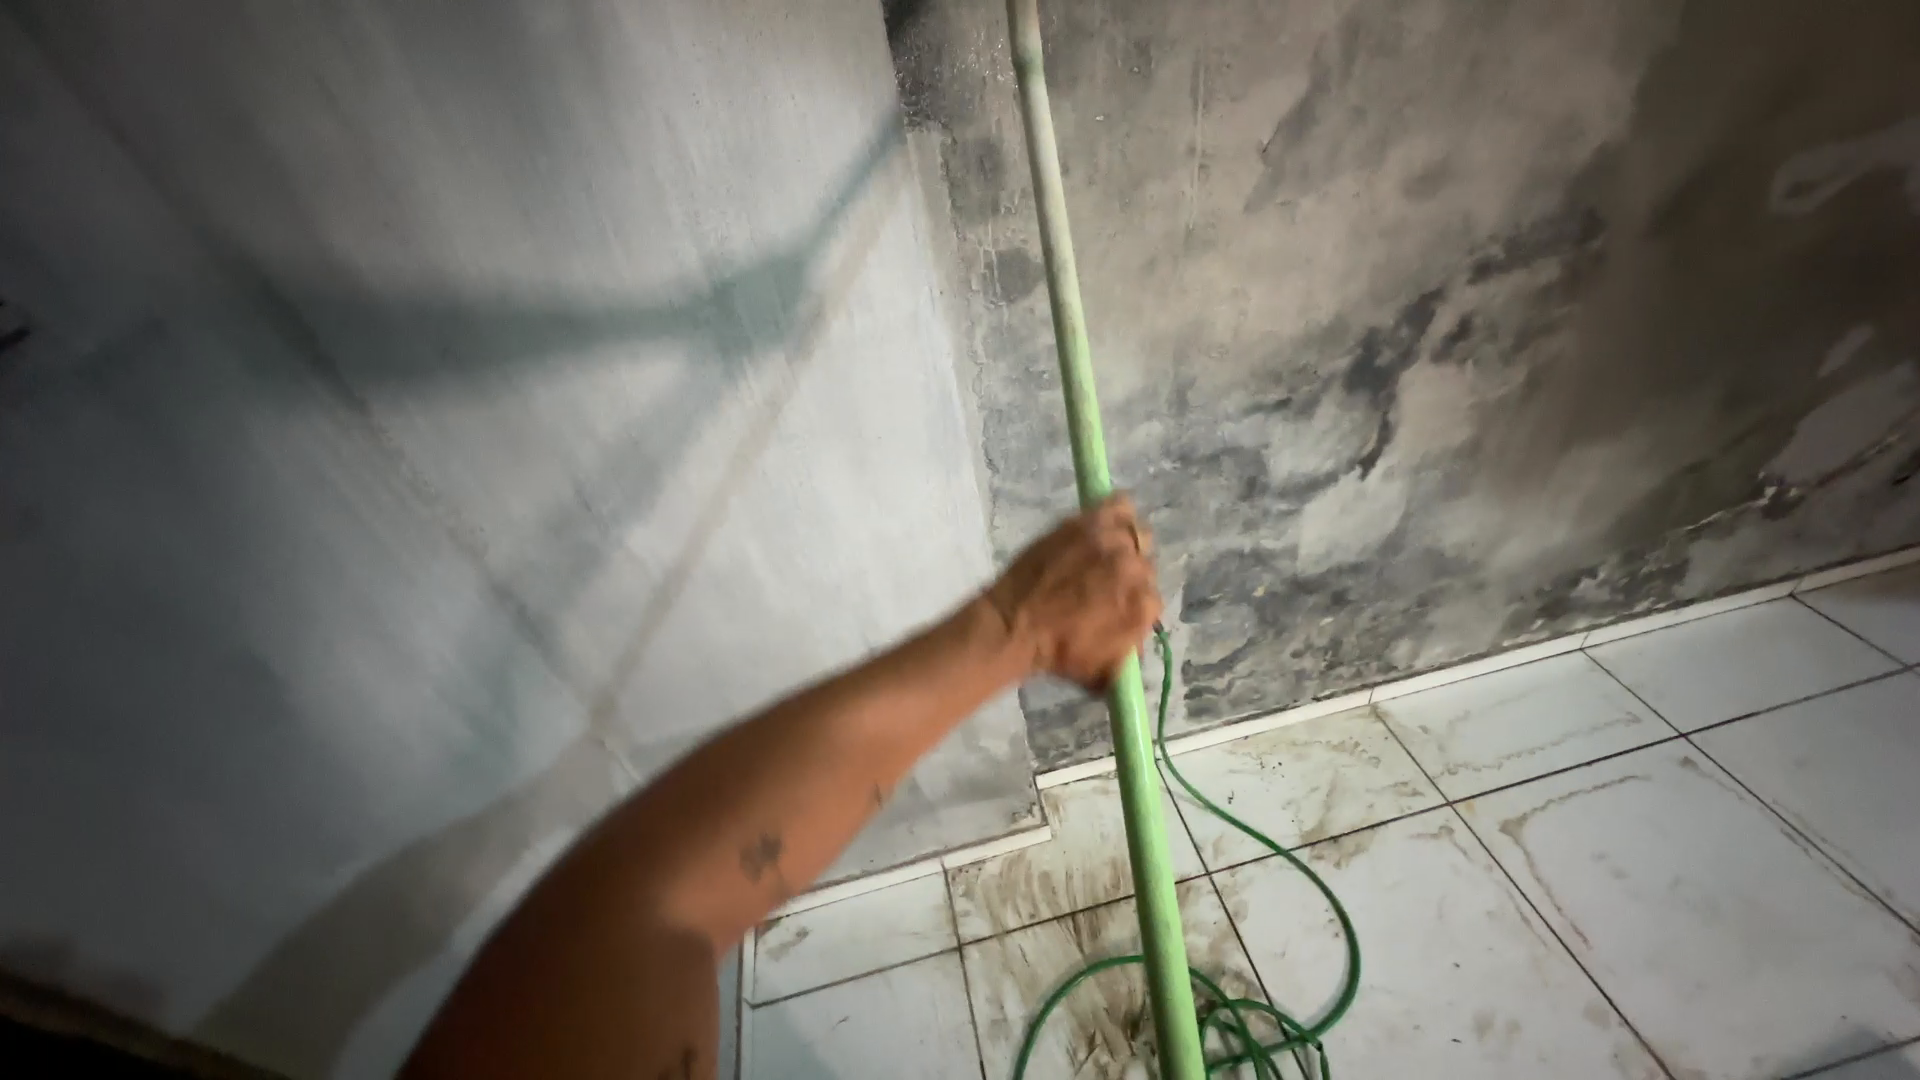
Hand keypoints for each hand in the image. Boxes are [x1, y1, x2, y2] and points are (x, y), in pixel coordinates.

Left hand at [984, 494, 1162, 690]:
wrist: (1013, 626)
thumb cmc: (1056, 654)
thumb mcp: (1103, 673)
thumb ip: (1130, 656)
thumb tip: (1138, 645)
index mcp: (1142, 608)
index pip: (1153, 599)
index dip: (1131, 602)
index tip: (1113, 604)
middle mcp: (1135, 572)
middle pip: (1145, 566)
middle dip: (1127, 575)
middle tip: (1101, 582)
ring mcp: (1113, 544)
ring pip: (1136, 534)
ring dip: (1123, 544)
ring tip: (1099, 553)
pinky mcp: (1090, 522)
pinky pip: (1120, 504)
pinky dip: (1117, 511)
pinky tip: (1103, 523)